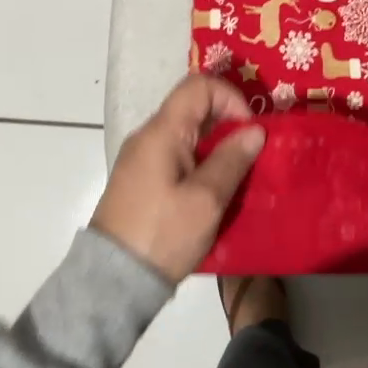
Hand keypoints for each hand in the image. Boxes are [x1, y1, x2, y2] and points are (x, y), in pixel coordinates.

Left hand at [92, 74, 266, 281]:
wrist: (113, 281)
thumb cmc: (162, 234)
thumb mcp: (206, 200)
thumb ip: (232, 160)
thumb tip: (255, 130)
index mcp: (162, 131)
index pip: (199, 85)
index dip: (231, 98)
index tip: (251, 130)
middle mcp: (148, 136)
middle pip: (193, 108)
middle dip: (228, 123)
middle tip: (253, 153)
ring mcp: (142, 159)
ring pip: (187, 134)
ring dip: (217, 147)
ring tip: (240, 175)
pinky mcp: (141, 181)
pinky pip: (177, 156)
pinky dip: (201, 164)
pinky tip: (216, 191)